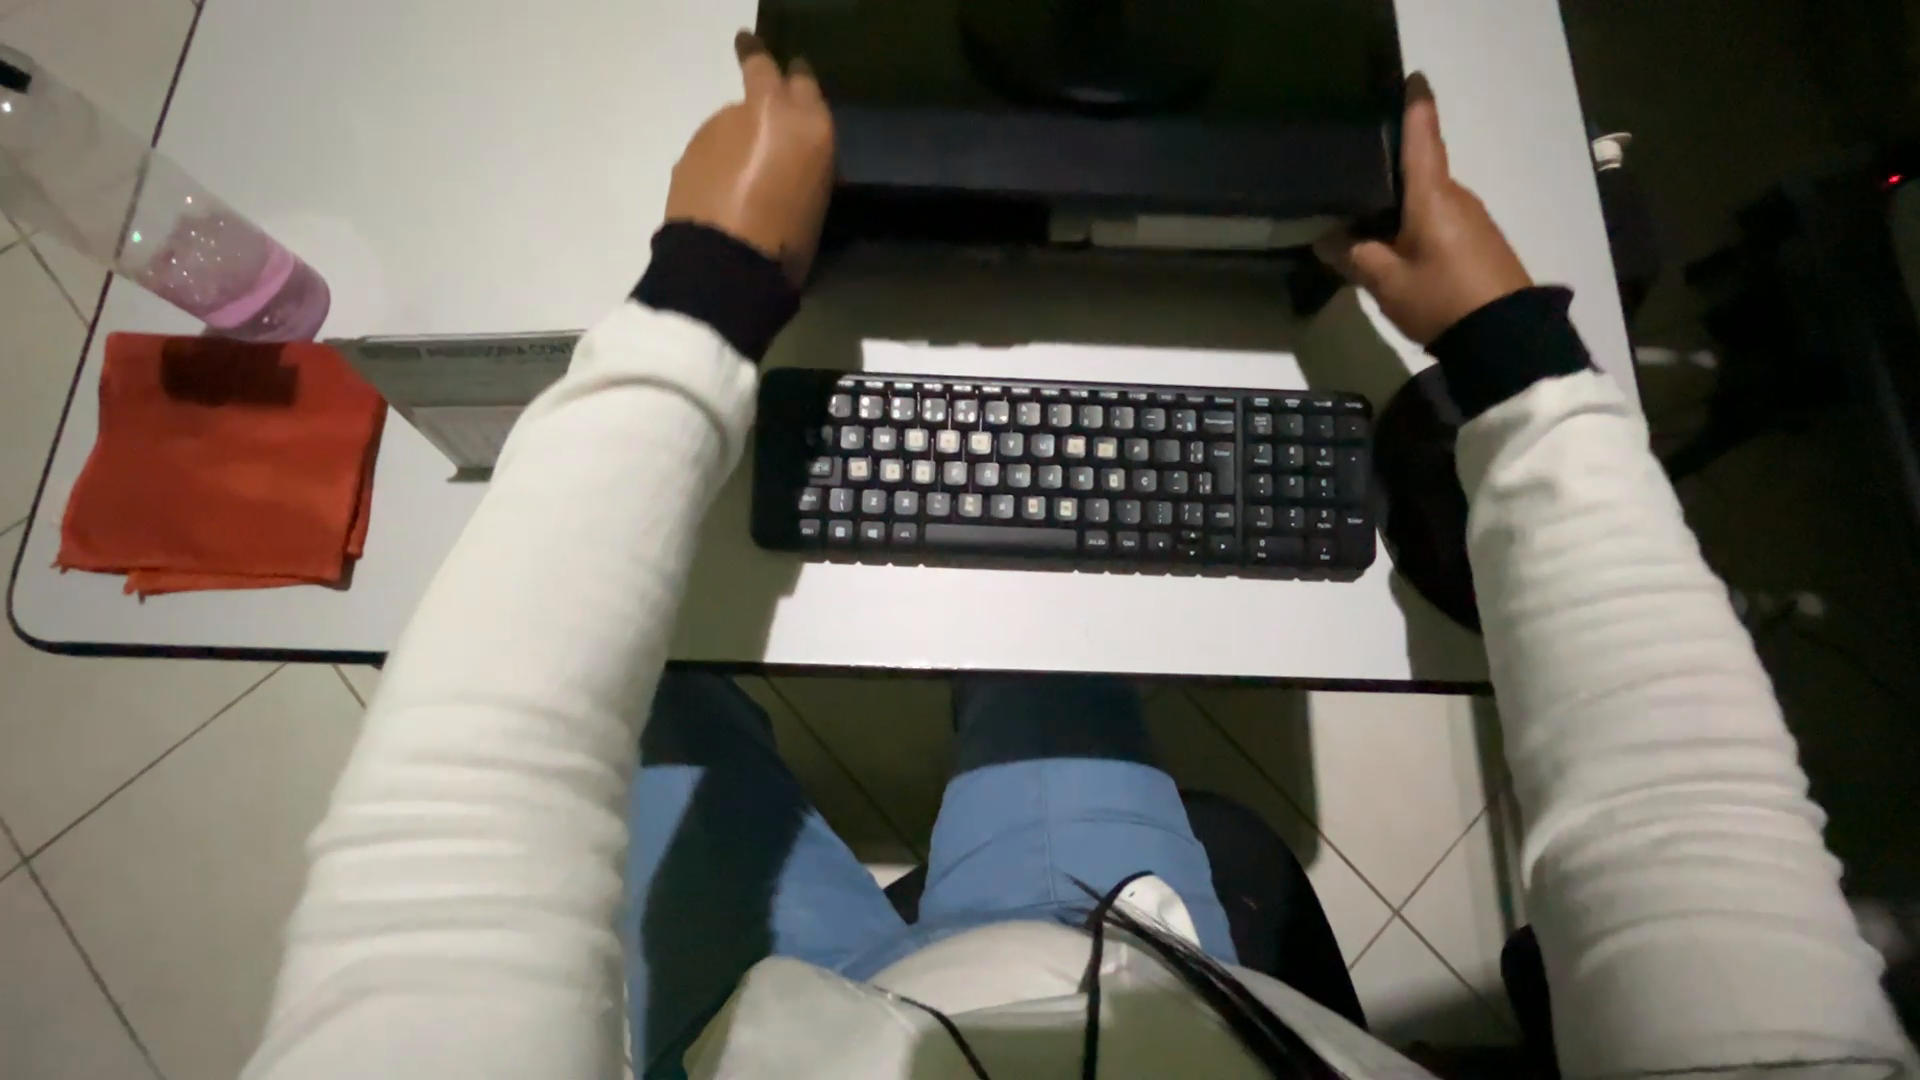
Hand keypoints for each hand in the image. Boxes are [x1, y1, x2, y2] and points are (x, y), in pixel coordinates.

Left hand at [666, 32, 834, 285]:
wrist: (727, 268)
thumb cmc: (789, 248)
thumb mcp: (818, 205)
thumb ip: (808, 165)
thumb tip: (795, 158)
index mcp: (806, 125)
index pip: (804, 81)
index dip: (799, 87)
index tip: (797, 92)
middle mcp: (763, 110)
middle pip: (759, 68)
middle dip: (760, 71)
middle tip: (763, 91)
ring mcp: (720, 125)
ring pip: (733, 116)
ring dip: (739, 135)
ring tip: (745, 178)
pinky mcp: (690, 148)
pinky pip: (712, 146)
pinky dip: (719, 161)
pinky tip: (724, 194)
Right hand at [1315, 73, 1531, 344]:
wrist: (1502, 334)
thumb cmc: (1440, 298)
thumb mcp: (1386, 281)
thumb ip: (1354, 255)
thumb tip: (1326, 238)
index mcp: (1433, 197)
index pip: (1422, 140)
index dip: (1416, 109)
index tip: (1411, 80)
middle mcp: (1455, 197)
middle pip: (1419, 172)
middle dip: (1390, 169)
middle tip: (1353, 169)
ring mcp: (1469, 219)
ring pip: (1425, 199)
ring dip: (1397, 203)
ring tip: (1359, 213)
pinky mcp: (1474, 242)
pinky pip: (1435, 220)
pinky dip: (1411, 223)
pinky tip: (1388, 241)